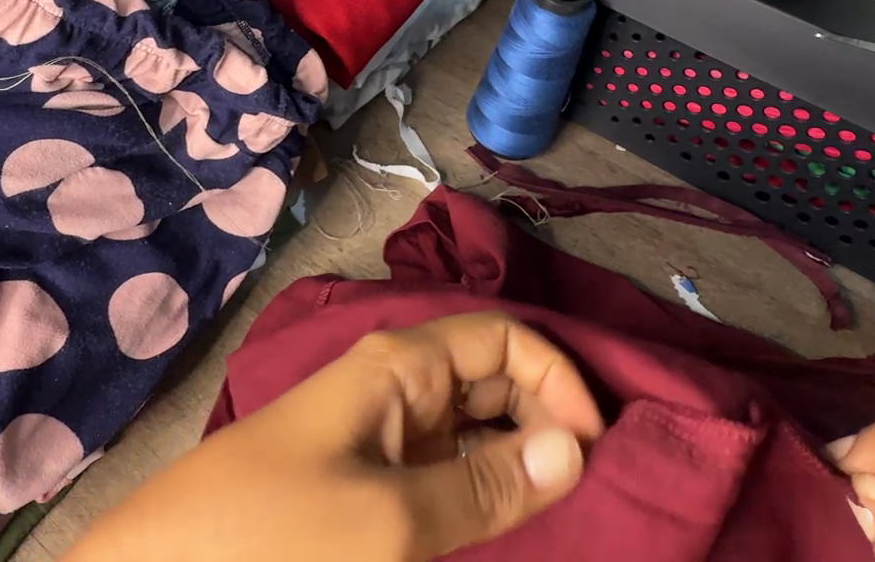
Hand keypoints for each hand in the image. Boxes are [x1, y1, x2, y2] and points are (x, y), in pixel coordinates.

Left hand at [65, 312, 604, 561]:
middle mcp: (397, 383)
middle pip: (493, 375)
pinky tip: (508, 525)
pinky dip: (482, 488)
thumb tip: (576, 446)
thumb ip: (484, 484)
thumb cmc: (275, 536)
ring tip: (569, 514)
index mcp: (401, 364)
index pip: (502, 337)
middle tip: (599, 491)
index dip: (557, 378)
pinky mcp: (367, 479)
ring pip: (473, 425)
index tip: (598, 450)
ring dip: (519, 457)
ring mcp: (382, 432)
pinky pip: (444, 468)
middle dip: (546, 416)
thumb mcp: (389, 520)